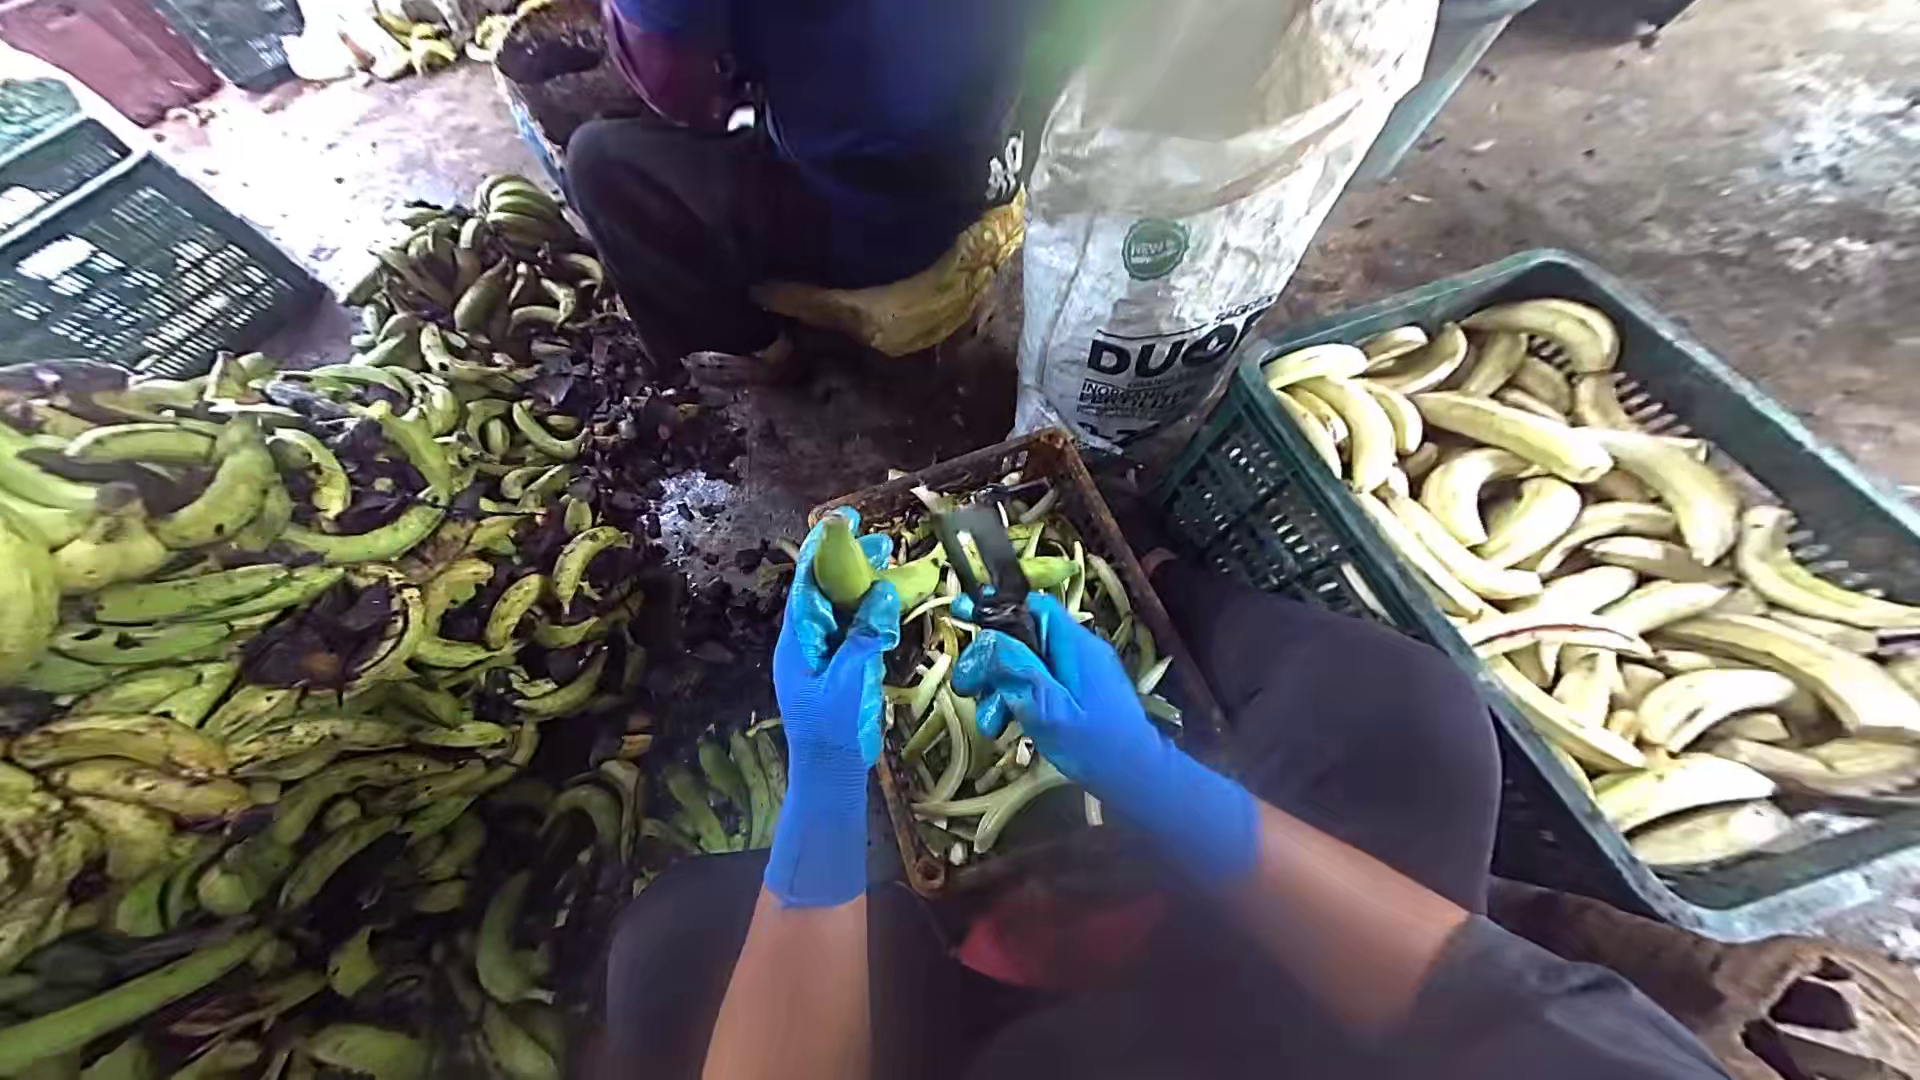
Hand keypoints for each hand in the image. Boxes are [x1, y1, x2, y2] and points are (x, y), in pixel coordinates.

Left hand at [767, 508, 899, 906]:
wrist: (830, 770)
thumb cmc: (830, 728)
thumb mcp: (847, 680)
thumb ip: (863, 637)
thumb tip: (882, 594)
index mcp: (798, 639)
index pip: (808, 585)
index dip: (823, 551)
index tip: (841, 523)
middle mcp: (809, 639)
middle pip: (827, 591)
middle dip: (849, 564)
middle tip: (879, 541)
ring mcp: (827, 651)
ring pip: (844, 607)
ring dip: (864, 584)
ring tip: (888, 559)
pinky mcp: (844, 663)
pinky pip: (857, 627)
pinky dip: (873, 610)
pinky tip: (891, 598)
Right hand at [952, 594, 1256, 883]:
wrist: (1136, 779)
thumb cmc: (1093, 743)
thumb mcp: (1046, 705)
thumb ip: (1015, 669)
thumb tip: (984, 639)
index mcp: (1072, 642)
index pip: (1031, 605)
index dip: (996, 609)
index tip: (965, 618)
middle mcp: (1075, 648)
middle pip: (1022, 637)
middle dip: (992, 663)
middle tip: (968, 689)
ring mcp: (1077, 670)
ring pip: (1026, 664)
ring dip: (1001, 688)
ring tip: (990, 724)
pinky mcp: (1077, 691)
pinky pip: (1039, 683)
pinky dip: (1018, 700)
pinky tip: (1006, 726)